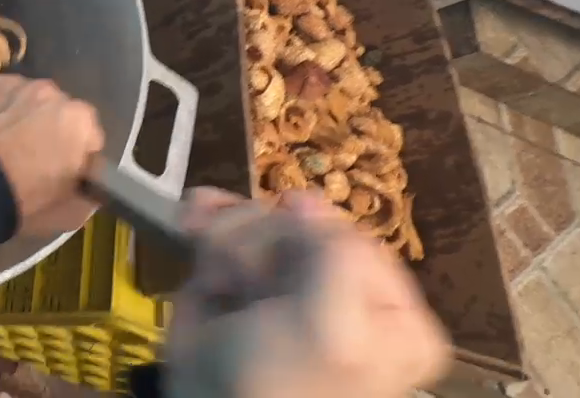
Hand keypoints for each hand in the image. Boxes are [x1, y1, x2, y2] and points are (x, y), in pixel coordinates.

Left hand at [0, 76, 102, 236]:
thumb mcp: (68, 214)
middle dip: (48, 129)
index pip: (90, 136)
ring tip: (0, 143)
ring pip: (24, 100)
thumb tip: (87, 186)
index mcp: (78, 120)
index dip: (78, 155)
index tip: (62, 172)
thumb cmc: (20, 199)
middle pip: (56, 111)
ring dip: (19, 116)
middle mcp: (48, 91)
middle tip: (30, 157)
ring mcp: (11, 82)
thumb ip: (87, 194)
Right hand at [166, 189, 450, 397]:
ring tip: (221, 286)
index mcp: (390, 310)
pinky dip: (203, 216)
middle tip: (244, 291)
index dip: (303, 248)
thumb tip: (300, 199)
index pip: (347, 235)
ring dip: (225, 242)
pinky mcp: (239, 262)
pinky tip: (189, 228)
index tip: (279, 282)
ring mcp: (286, 271)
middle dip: (258, 247)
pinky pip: (222, 210)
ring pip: (254, 213)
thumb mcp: (329, 331)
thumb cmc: (276, 380)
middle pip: (295, 220)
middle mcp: (344, 285)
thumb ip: (336, 258)